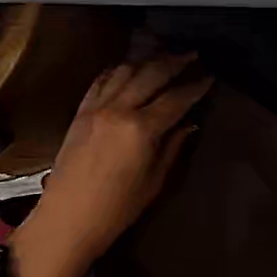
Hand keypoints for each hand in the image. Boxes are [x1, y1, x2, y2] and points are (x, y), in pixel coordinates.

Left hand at [7, 53, 212, 276]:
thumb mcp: (153, 182)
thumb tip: (189, 124)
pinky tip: (128, 69)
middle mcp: (119, 110)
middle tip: (191, 55)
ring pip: (125, 70)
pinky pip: (101, 81)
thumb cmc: (116, 210)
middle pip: (151, 73)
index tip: (210, 77)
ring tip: (163, 58)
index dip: (195, 87)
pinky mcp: (80, 112)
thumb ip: (172, 147)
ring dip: (147, 61)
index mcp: (141, 129)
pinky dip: (117, 70)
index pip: (175, 99)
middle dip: (174, 61)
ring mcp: (96, 108)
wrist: (66, 221)